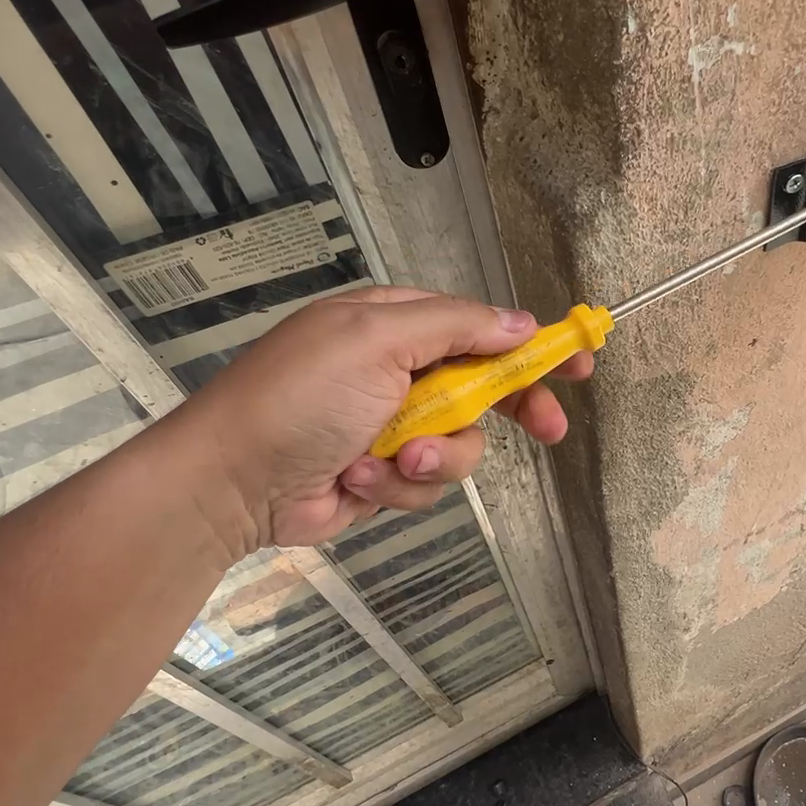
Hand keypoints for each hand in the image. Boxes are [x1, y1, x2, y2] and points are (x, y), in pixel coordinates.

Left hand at [179, 287, 591, 552]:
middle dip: (513, 409)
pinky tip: (355, 479)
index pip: (482, 326)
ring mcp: (395, 425)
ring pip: (463, 443)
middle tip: (550, 430)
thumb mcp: (377, 339)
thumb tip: (522, 322)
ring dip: (432, 456)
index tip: (576, 362)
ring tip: (387, 458)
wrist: (229, 483)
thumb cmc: (301, 395)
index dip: (531, 344)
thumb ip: (457, 327)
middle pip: (486, 387)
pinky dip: (397, 483)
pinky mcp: (387, 473)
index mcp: (397, 324)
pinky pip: (428, 480)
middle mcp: (402, 371)